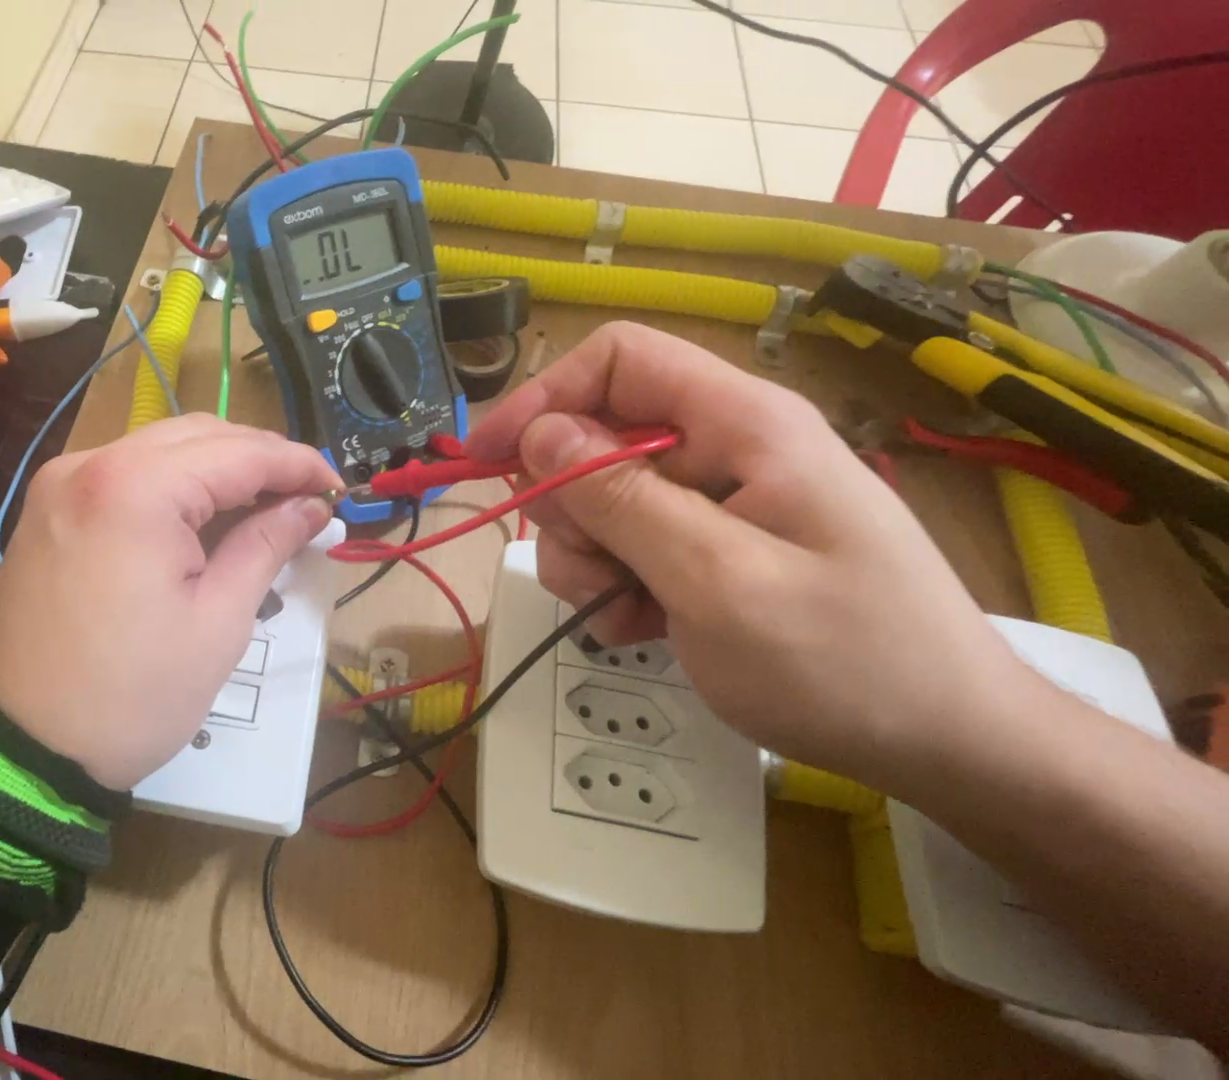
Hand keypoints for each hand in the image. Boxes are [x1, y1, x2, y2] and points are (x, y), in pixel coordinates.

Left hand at [0, 415, 340, 790]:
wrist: (17, 748)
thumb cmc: (129, 696)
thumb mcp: (217, 623)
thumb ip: (267, 546)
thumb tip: (310, 508)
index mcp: (134, 488)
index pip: (239, 452)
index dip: (298, 465)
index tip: (338, 488)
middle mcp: (90, 464)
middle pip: (198, 436)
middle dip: (260, 460)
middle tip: (307, 501)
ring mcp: (60, 485)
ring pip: (160, 450)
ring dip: (218, 470)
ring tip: (266, 510)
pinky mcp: (48, 511)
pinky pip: (125, 476)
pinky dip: (174, 487)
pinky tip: (206, 519)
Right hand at [465, 322, 1043, 786]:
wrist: (944, 743)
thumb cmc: (845, 662)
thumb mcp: (718, 581)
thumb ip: (623, 500)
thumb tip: (537, 434)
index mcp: (743, 423)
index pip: (619, 360)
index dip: (543, 397)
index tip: (489, 462)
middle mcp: (727, 446)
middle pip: (599, 434)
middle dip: (567, 502)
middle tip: (587, 568)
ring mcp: (720, 500)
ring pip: (602, 498)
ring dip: (588, 554)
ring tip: (625, 610)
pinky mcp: (713, 547)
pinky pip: (630, 545)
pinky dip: (616, 585)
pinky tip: (644, 626)